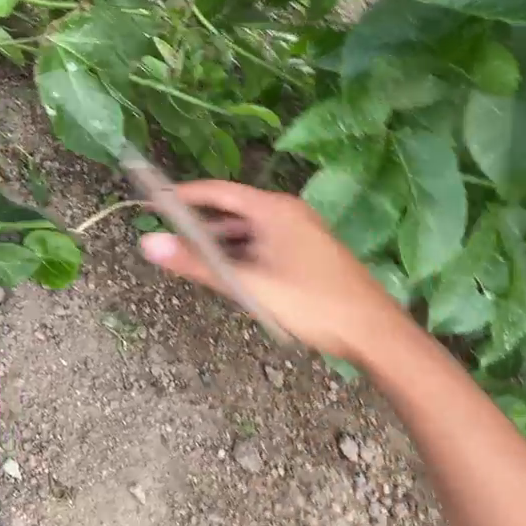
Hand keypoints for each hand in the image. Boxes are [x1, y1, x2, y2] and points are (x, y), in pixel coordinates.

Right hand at [138, 180, 413, 363]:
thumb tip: (148, 243)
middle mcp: (286, 212)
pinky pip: (262, 243)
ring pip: (246, 231)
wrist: (377, 335)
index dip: (182, 195)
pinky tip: (230, 275)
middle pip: (231, 210)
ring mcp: (300, 232)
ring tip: (193, 261)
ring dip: (220, 244)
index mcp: (273, 209)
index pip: (216, 190)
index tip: (153, 202)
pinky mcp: (307, 252)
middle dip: (199, 225)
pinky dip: (240, 254)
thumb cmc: (311, 303)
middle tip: (169, 238)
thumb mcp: (247, 284)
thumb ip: (195, 263)